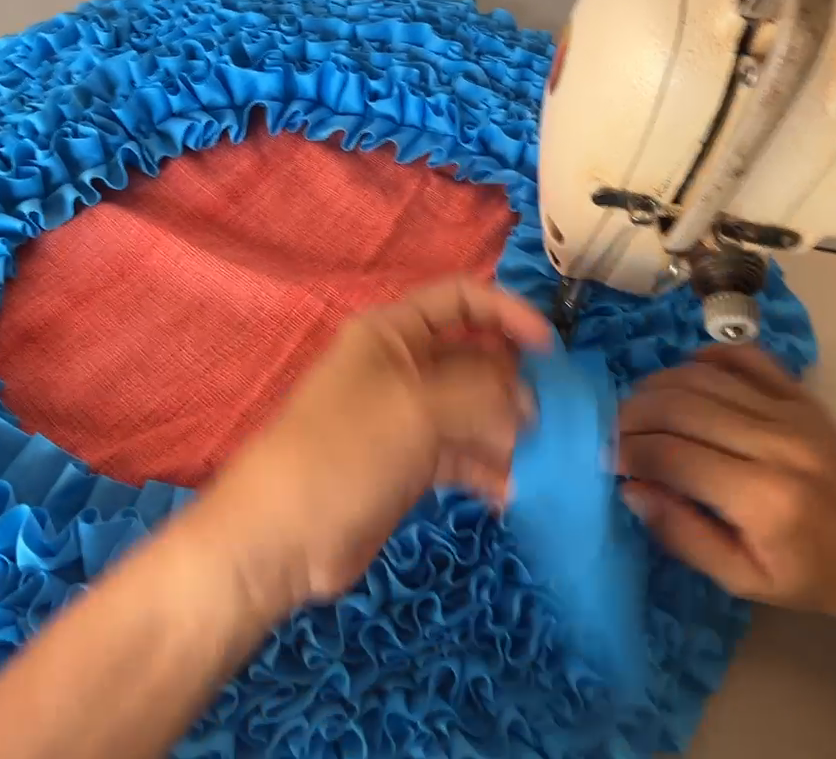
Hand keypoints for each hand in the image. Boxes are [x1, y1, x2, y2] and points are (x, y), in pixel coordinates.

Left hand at [192, 278, 552, 618]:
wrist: (282, 535)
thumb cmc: (346, 449)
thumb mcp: (417, 407)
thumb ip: (483, 396)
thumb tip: (530, 404)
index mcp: (394, 332)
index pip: (460, 300)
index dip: (507, 314)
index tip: (550, 350)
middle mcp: (404, 366)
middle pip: (475, 357)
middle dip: (516, 382)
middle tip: (553, 416)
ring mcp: (408, 418)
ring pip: (475, 410)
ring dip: (509, 429)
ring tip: (544, 458)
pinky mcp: (413, 465)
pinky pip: (465, 455)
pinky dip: (491, 468)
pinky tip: (516, 490)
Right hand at [616, 345, 835, 631]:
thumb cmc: (807, 578)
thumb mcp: (738, 578)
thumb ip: (680, 533)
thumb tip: (630, 487)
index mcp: (765, 499)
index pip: (672, 456)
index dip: (628, 452)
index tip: (605, 458)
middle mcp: (779, 446)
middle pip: (681, 406)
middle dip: (632, 414)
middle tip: (612, 431)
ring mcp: (795, 414)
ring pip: (704, 376)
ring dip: (657, 386)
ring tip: (638, 408)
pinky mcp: (804, 398)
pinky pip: (746, 358)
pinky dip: (705, 357)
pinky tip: (683, 376)